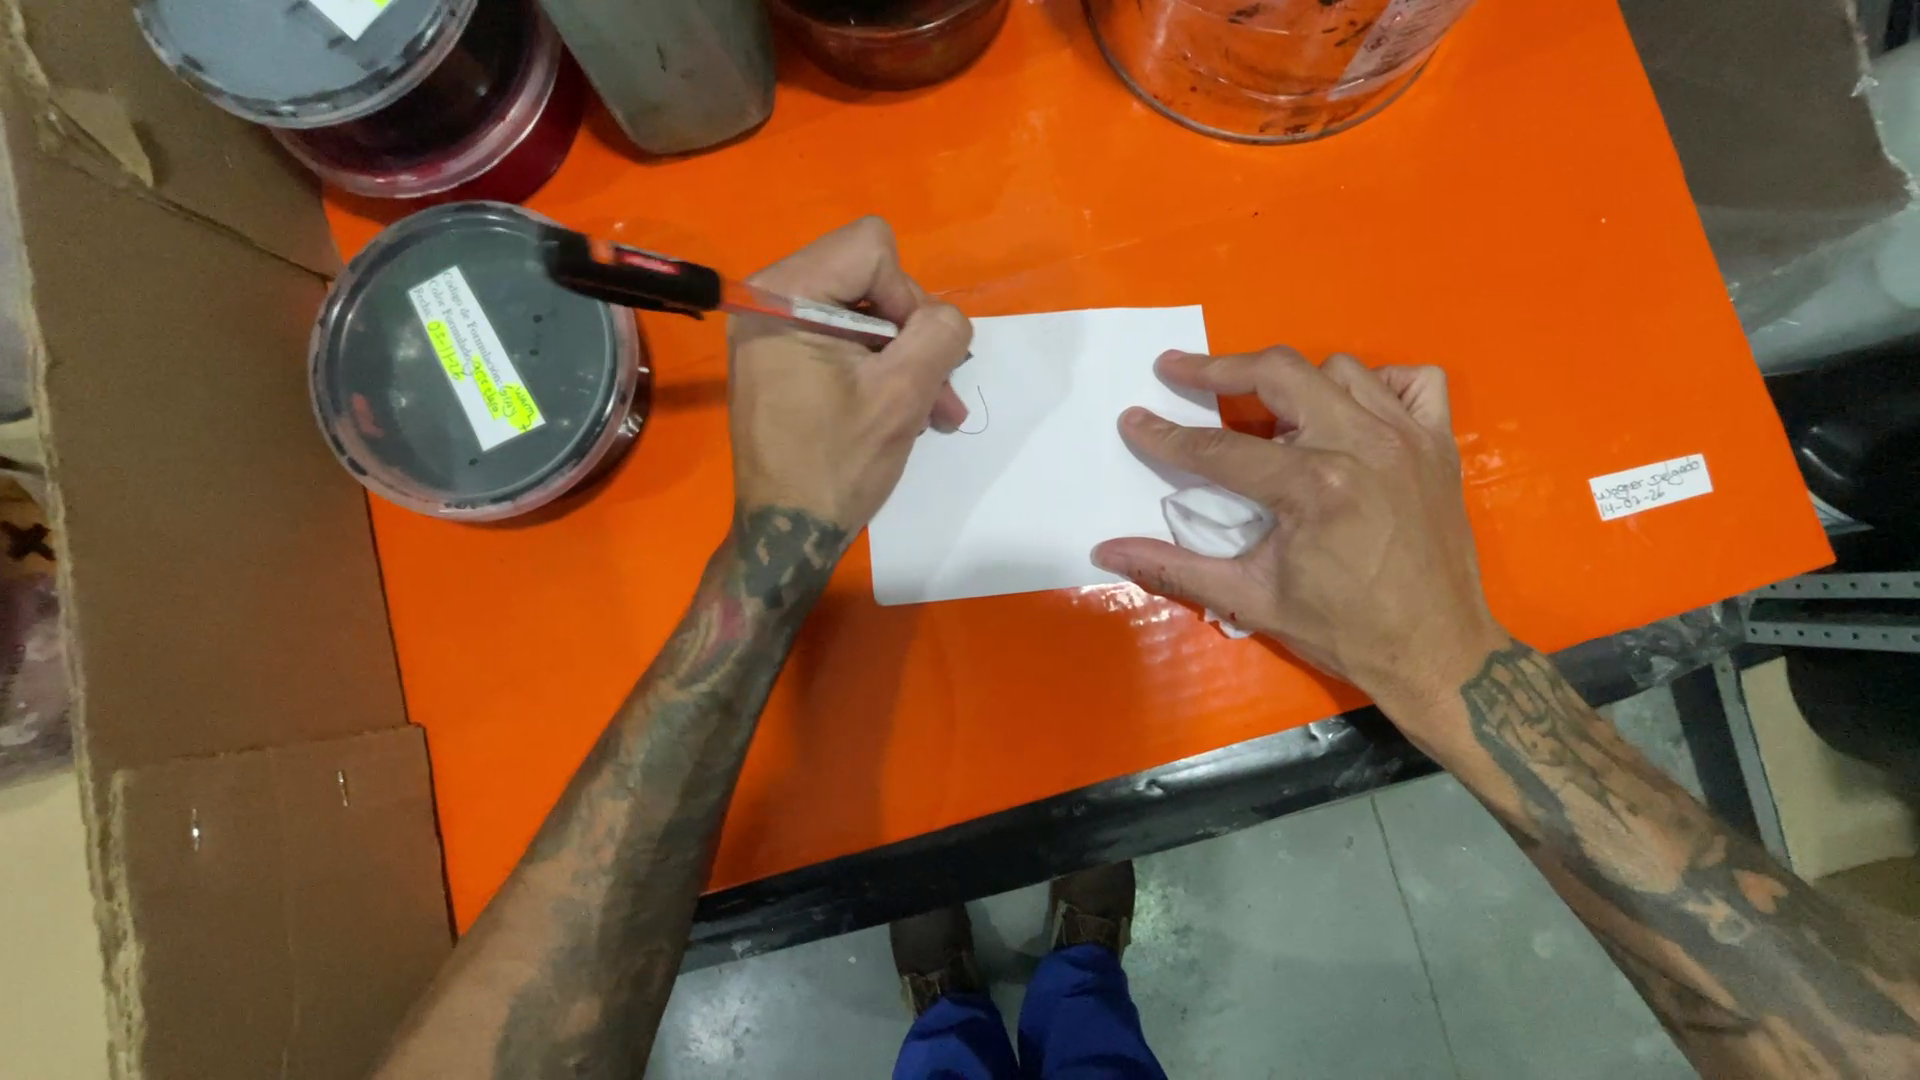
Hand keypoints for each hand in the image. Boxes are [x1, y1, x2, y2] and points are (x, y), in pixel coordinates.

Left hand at [728, 217, 972, 532]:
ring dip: (905, 359)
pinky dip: (879, 369)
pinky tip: (899, 411)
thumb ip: (939, 334)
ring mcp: (771, 331)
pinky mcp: (781, 359)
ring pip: (864, 313)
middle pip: (869, 278)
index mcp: (783, 295)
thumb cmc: (838, 465)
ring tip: (931, 411)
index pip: (873, 249)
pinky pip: (844, 340)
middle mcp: (768, 300)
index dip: (910, 298)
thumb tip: (946, 318)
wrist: (787, 531)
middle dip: (912, 335)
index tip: (915, 359)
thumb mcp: (902, 395)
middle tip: (940, 393)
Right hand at [1092, 348, 1507, 718]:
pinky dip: (1378, 383)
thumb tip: (1105, 550)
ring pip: (1340, 369)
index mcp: (1313, 486)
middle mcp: (1362, 444)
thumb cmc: (1340, 630)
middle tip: (1177, 370)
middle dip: (1218, 368)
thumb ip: (1172, 567)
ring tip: (1262, 410)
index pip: (1219, 448)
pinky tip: (1348, 412)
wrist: (1437, 654)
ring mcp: (1408, 438)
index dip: (1166, 435)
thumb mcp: (1247, 599)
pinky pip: (1414, 381)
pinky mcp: (1438, 444)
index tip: (1134, 418)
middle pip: (1279, 373)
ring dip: (1292, 382)